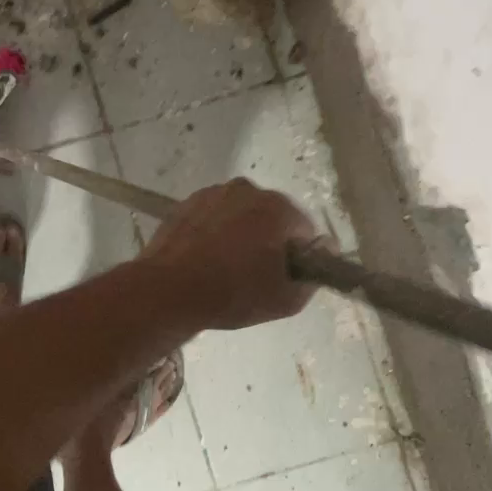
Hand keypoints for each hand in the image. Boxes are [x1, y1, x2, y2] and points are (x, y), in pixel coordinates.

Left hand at [137, 179, 322, 330]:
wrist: (168, 289)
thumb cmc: (233, 293)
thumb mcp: (286, 300)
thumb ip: (313, 278)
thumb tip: (323, 257)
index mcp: (277, 207)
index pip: (304, 230)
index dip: (301, 256)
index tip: (286, 276)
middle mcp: (246, 190)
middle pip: (271, 216)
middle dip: (270, 240)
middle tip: (258, 274)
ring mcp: (213, 193)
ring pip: (240, 214)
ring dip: (241, 233)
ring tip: (227, 267)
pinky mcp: (186, 202)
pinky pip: (214, 215)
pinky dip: (215, 231)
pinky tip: (205, 257)